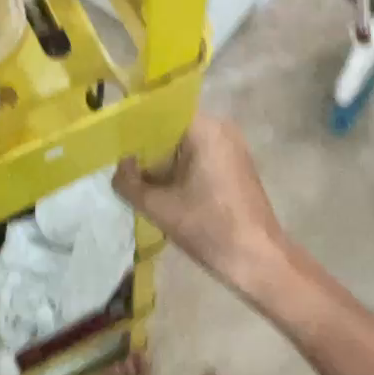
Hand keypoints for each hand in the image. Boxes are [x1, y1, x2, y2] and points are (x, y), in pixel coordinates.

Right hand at [113, 115, 289, 295]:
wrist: (258, 261)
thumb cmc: (209, 228)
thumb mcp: (159, 207)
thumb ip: (129, 182)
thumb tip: (120, 167)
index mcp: (205, 128)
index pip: (160, 113)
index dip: (135, 128)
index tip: (115, 144)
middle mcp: (221, 128)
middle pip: (172, 129)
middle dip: (148, 147)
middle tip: (124, 166)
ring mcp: (232, 146)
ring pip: (186, 145)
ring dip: (164, 161)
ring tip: (139, 180)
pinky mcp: (236, 165)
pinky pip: (200, 156)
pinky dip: (182, 169)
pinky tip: (165, 191)